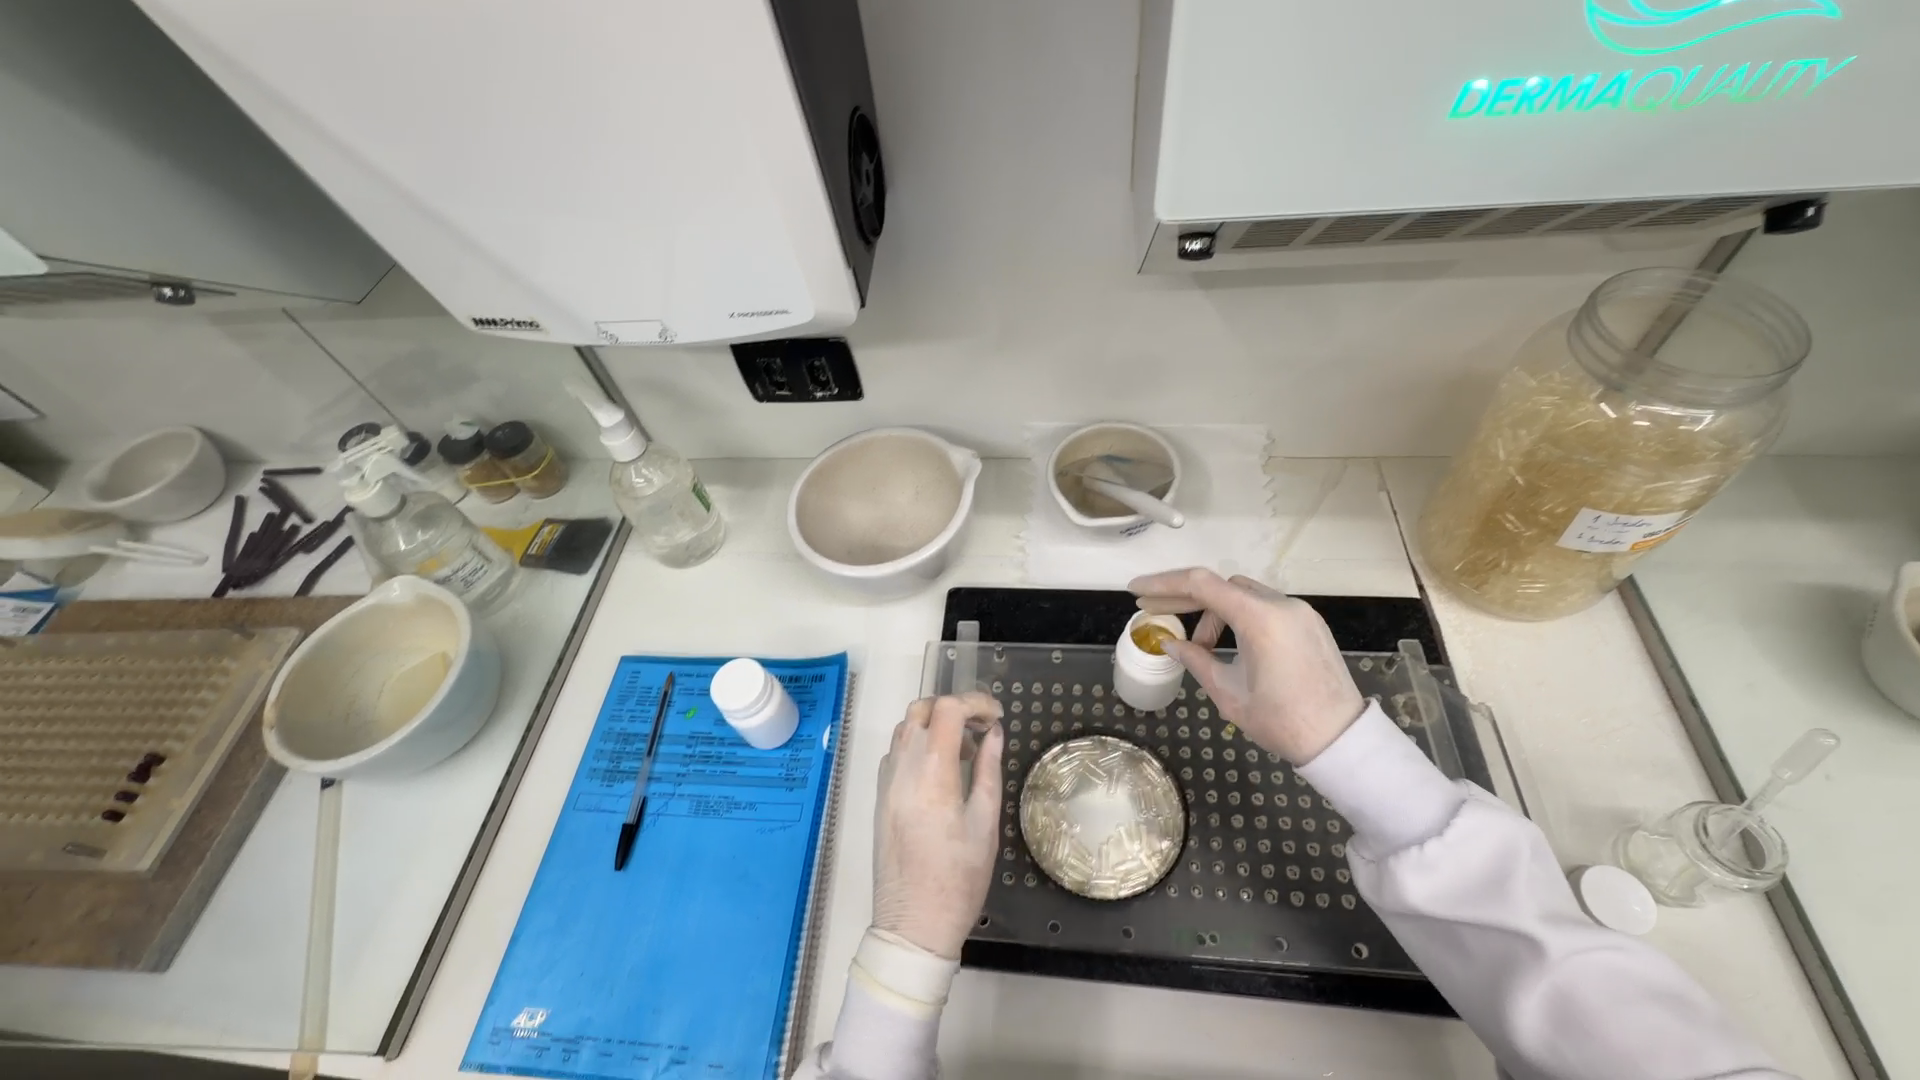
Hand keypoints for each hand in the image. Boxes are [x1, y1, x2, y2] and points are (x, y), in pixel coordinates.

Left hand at [871, 693, 1004, 958]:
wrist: (913, 924)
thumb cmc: (959, 877)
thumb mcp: (985, 822)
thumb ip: (989, 770)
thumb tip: (994, 733)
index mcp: (932, 771)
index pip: (947, 710)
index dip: (976, 703)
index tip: (998, 717)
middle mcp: (902, 768)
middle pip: (920, 710)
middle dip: (953, 709)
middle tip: (981, 730)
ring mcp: (886, 782)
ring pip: (904, 729)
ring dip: (934, 726)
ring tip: (964, 752)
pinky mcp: (879, 798)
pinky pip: (895, 753)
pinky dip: (917, 746)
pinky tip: (940, 771)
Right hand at [1128, 568, 1363, 764]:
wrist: (1341, 739)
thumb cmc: (1281, 721)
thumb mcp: (1228, 692)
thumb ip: (1195, 660)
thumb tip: (1171, 643)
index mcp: (1260, 618)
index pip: (1201, 584)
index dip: (1163, 583)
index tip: (1136, 589)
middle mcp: (1281, 604)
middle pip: (1220, 586)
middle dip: (1183, 597)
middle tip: (1152, 610)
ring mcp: (1298, 611)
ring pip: (1242, 594)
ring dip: (1213, 611)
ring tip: (1198, 645)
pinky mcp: (1308, 623)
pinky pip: (1263, 606)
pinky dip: (1238, 616)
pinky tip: (1226, 642)